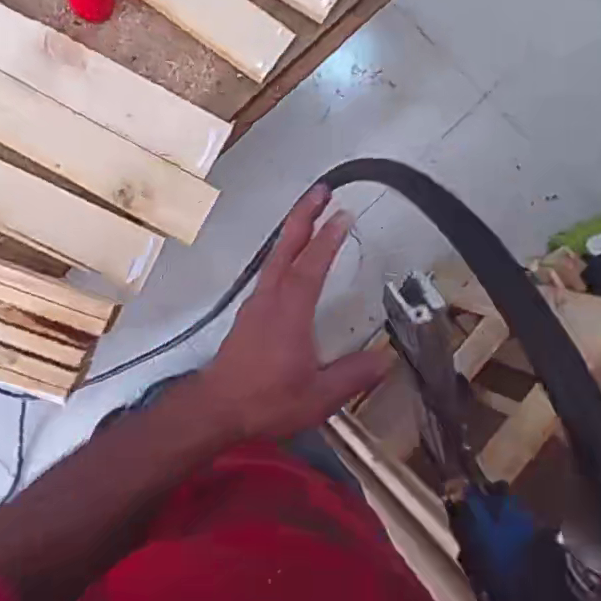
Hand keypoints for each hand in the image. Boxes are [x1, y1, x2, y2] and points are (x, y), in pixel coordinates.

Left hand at [196, 186, 392, 441]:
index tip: (342, 214)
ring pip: (275, 256)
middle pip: (287, 248)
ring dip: (293, 230)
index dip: (328, 239)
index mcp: (289, 313)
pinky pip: (270, 270)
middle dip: (304, 216)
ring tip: (309, 213)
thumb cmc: (265, 400)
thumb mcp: (317, 396)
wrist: (216, 409)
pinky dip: (283, 251)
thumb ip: (353, 375)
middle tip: (321, 191)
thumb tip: (385, 359)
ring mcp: (256, 304)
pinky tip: (290, 256)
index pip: (311, 266)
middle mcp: (270, 300)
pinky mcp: (249, 313)